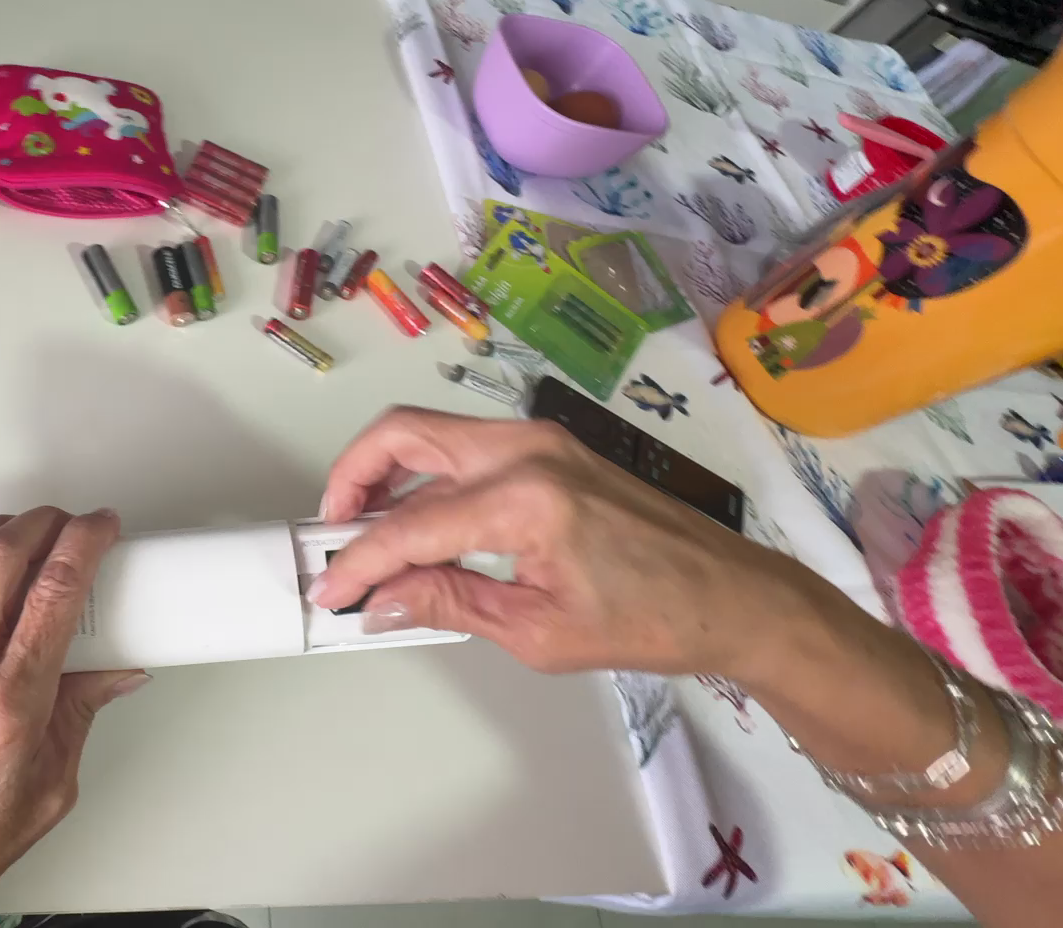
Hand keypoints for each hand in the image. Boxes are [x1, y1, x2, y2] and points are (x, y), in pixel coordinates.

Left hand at [0, 503, 147, 927]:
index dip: (86, 543)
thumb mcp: (51, 784)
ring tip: (29, 523)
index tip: (102, 527)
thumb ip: (84, 711)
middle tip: (73, 521)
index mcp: (9, 703)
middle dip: (47, 521)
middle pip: (5, 557)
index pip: (56, 593)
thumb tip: (118, 669)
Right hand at [308, 407, 833, 679]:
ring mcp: (532, 437)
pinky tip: (413, 516)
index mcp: (524, 500)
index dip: (358, 561)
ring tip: (362, 524)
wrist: (735, 594)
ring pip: (423, 431)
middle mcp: (520, 449)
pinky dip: (419, 475)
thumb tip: (377, 601)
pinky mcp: (540, 444)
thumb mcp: (536, 631)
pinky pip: (456, 447)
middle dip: (350, 477)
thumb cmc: (648, 623)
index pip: (410, 527)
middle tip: (332, 528)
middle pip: (400, 433)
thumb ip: (446, 603)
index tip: (327, 589)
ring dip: (381, 471)